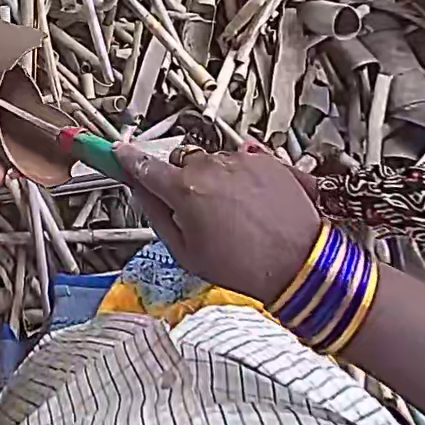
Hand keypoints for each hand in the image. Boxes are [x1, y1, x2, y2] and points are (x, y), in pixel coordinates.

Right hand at [112, 142, 321, 302]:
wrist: (308, 272)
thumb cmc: (249, 270)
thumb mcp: (185, 252)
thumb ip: (155, 213)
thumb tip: (141, 192)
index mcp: (184, 188)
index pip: (142, 164)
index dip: (126, 159)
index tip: (116, 152)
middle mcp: (211, 167)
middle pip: (180, 163)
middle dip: (182, 180)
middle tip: (197, 210)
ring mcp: (242, 161)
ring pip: (212, 162)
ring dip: (214, 179)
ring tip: (234, 213)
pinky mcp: (269, 161)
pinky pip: (243, 161)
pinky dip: (242, 177)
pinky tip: (252, 205)